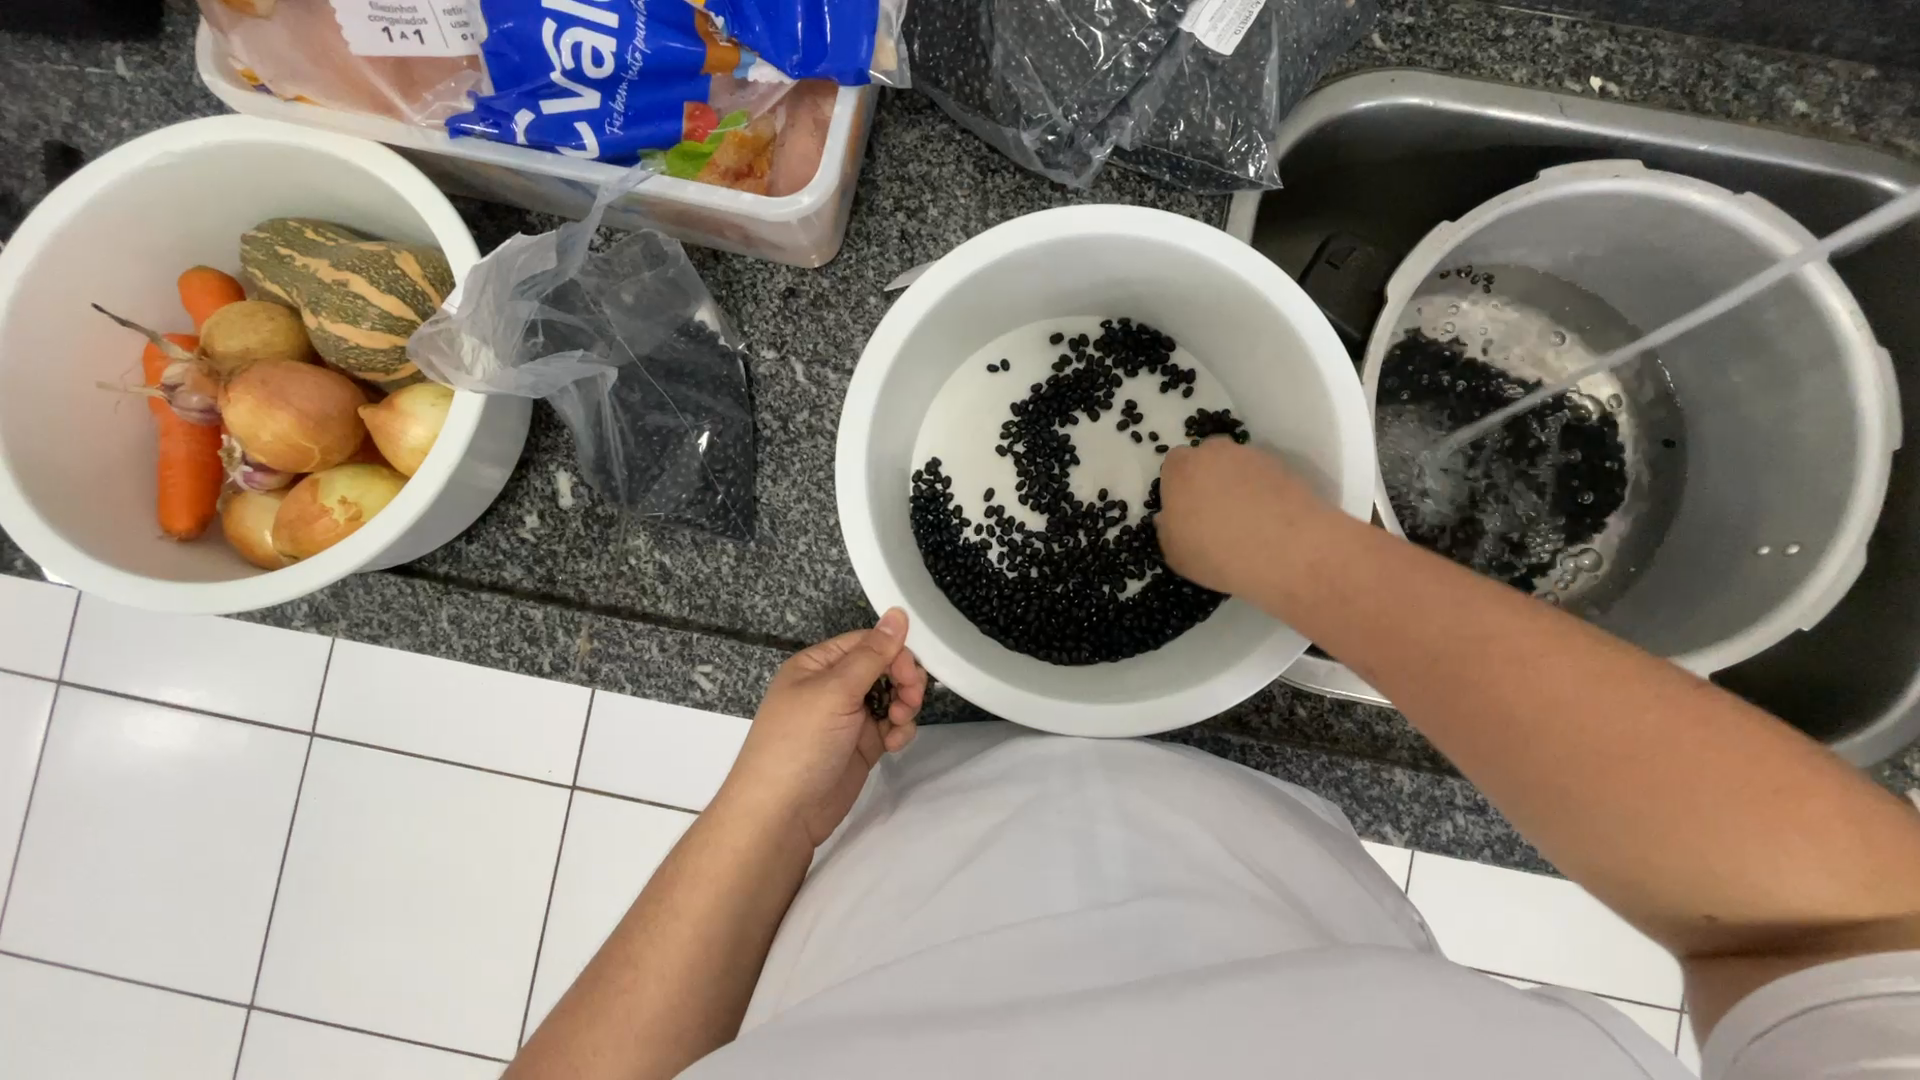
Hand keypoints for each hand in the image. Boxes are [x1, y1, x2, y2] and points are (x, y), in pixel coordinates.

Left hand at [715, 608, 925, 848]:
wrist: (781, 815)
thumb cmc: (800, 744)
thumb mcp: (835, 692)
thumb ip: (872, 654)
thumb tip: (898, 613)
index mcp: (817, 665)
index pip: (866, 643)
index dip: (894, 653)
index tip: (910, 673)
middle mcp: (832, 687)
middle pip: (883, 668)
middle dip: (903, 681)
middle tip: (912, 699)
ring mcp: (848, 718)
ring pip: (891, 697)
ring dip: (904, 706)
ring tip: (900, 723)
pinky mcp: (861, 745)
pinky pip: (890, 725)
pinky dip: (899, 730)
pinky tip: (895, 743)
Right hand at [1157, 437, 1330, 593]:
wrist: (1289, 551)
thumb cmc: (1219, 554)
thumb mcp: (1176, 554)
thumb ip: (1167, 530)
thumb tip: (1170, 518)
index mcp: (1181, 469)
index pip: (1173, 466)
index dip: (1178, 488)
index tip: (1185, 512)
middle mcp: (1215, 453)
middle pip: (1206, 459)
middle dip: (1207, 479)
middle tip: (1214, 513)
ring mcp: (1252, 456)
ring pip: (1237, 465)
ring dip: (1237, 484)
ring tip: (1247, 519)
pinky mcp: (1284, 467)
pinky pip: (1264, 476)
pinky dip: (1264, 491)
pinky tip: (1269, 519)